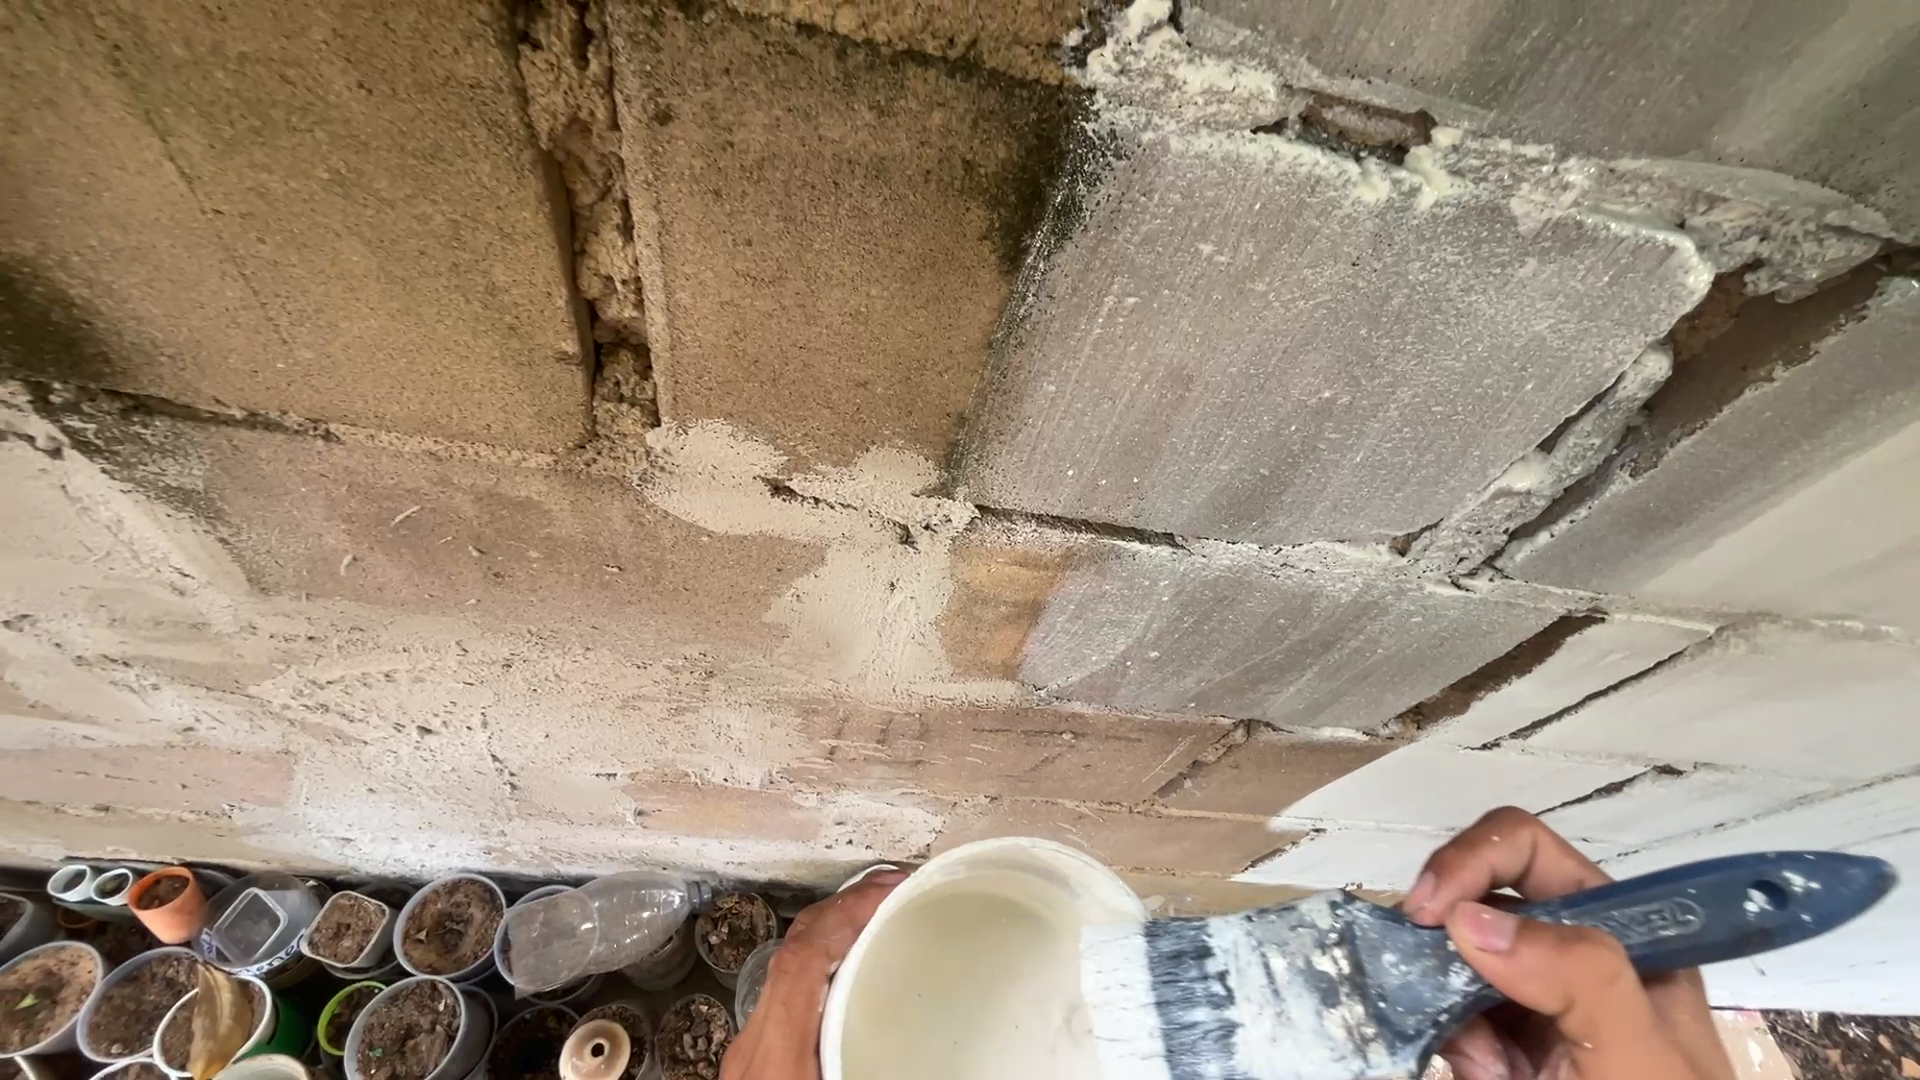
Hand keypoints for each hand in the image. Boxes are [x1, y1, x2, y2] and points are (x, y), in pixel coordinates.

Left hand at [719, 870, 907, 1079]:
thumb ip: (879, 1054)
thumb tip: (933, 1037)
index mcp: (778, 1058)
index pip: (804, 956)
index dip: (848, 910)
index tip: (891, 889)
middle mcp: (753, 1043)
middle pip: (792, 947)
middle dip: (844, 905)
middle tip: (894, 888)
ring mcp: (748, 1047)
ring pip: (786, 964)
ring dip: (831, 928)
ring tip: (878, 914)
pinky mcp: (753, 1059)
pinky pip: (787, 989)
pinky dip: (821, 961)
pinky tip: (852, 966)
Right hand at [1403, 808, 1732, 1079]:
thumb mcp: (1640, 1066)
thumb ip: (1579, 979)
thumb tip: (1468, 917)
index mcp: (1618, 936)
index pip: (1525, 848)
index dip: (1471, 859)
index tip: (1432, 910)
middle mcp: (1562, 948)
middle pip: (1467, 887)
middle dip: (1442, 932)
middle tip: (1420, 972)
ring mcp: (1518, 988)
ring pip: (1438, 942)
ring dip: (1436, 988)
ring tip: (1480, 1058)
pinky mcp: (1483, 1025)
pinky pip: (1428, 994)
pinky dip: (1435, 1025)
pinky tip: (1478, 1069)